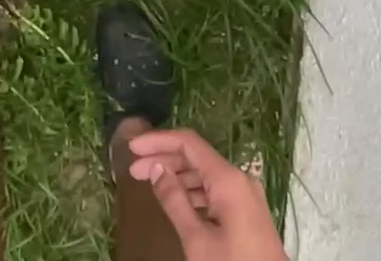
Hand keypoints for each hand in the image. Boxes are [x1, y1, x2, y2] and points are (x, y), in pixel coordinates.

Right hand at [127, 129, 286, 260]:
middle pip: (196, 156)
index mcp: (228, 178)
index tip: (132, 148)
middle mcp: (239, 178)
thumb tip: (156, 168)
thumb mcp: (197, 239)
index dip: (158, 141)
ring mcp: (246, 194)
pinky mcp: (247, 210)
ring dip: (176, 175)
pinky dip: (192, 190)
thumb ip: (175, 200)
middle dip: (163, 158)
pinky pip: (215, 189)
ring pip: (205, 173)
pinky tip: (175, 199)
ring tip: (149, 183)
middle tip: (133, 170)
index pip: (188, 143)